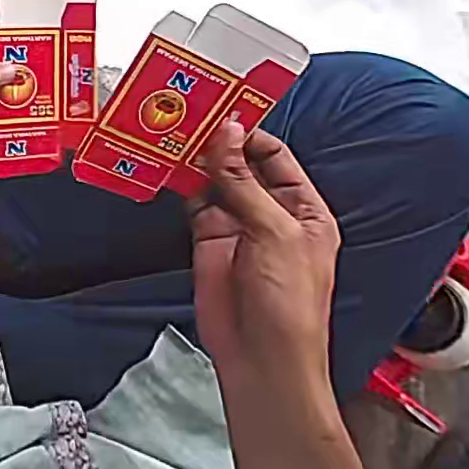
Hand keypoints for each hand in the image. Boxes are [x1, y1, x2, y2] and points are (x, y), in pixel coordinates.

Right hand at [189, 121, 340, 389]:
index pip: (275, 155)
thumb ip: (243, 180)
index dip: (249, 134)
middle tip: (188, 117)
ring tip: (172, 134)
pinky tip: (166, 164)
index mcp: (302, 208)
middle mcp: (269, 209)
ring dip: (195, 159)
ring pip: (213, 178)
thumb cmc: (288, 301)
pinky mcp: (207, 234)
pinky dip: (179, 181)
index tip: (219, 113)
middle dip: (217, 143)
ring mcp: (236, 222)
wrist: (259, 355)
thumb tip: (227, 131)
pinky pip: (192, 199)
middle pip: (240, 163)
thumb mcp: (272, 232)